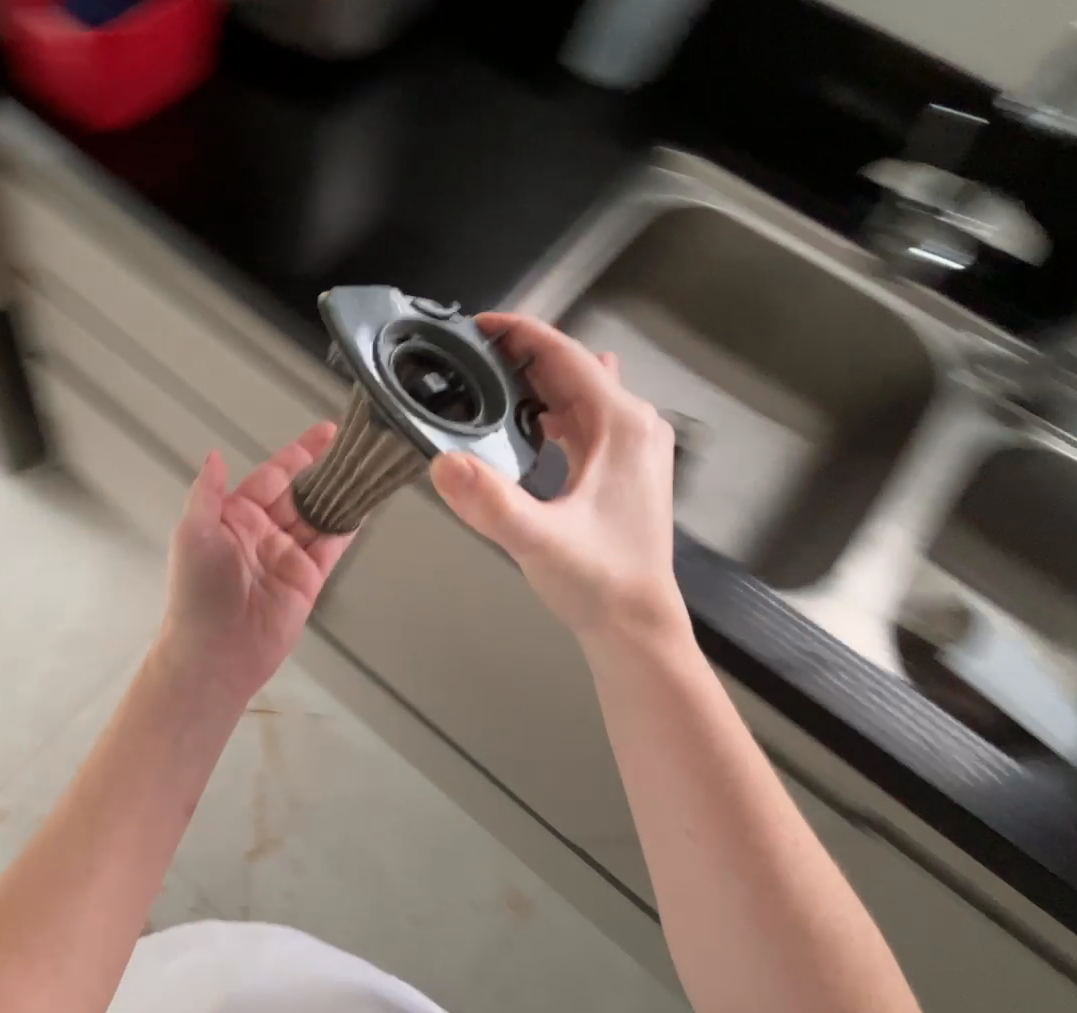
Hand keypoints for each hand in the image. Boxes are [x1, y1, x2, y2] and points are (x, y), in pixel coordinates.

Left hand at [157, 423, 356, 701]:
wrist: (215, 652)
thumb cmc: (196, 593)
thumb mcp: (192, 534)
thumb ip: (207, 493)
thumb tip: (215, 456)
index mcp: (234, 516)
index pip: (272, 475)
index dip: (298, 453)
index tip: (325, 432)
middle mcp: (263, 532)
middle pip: (302, 492)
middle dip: (328, 470)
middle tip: (358, 447)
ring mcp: (287, 555)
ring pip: (321, 516)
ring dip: (343, 494)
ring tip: (369, 470)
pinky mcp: (307, 579)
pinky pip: (331, 546)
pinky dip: (348, 526)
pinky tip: (365, 506)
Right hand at [430, 314, 684, 641]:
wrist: (634, 624)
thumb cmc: (597, 581)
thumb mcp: (537, 540)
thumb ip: (490, 502)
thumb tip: (442, 463)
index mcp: (621, 426)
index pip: (567, 356)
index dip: (521, 334)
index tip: (478, 324)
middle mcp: (633, 425)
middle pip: (573, 368)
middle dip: (522, 355)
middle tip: (469, 355)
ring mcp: (630, 446)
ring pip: (579, 391)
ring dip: (536, 381)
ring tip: (487, 381)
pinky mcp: (620, 468)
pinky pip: (581, 419)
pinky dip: (549, 409)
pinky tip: (522, 426)